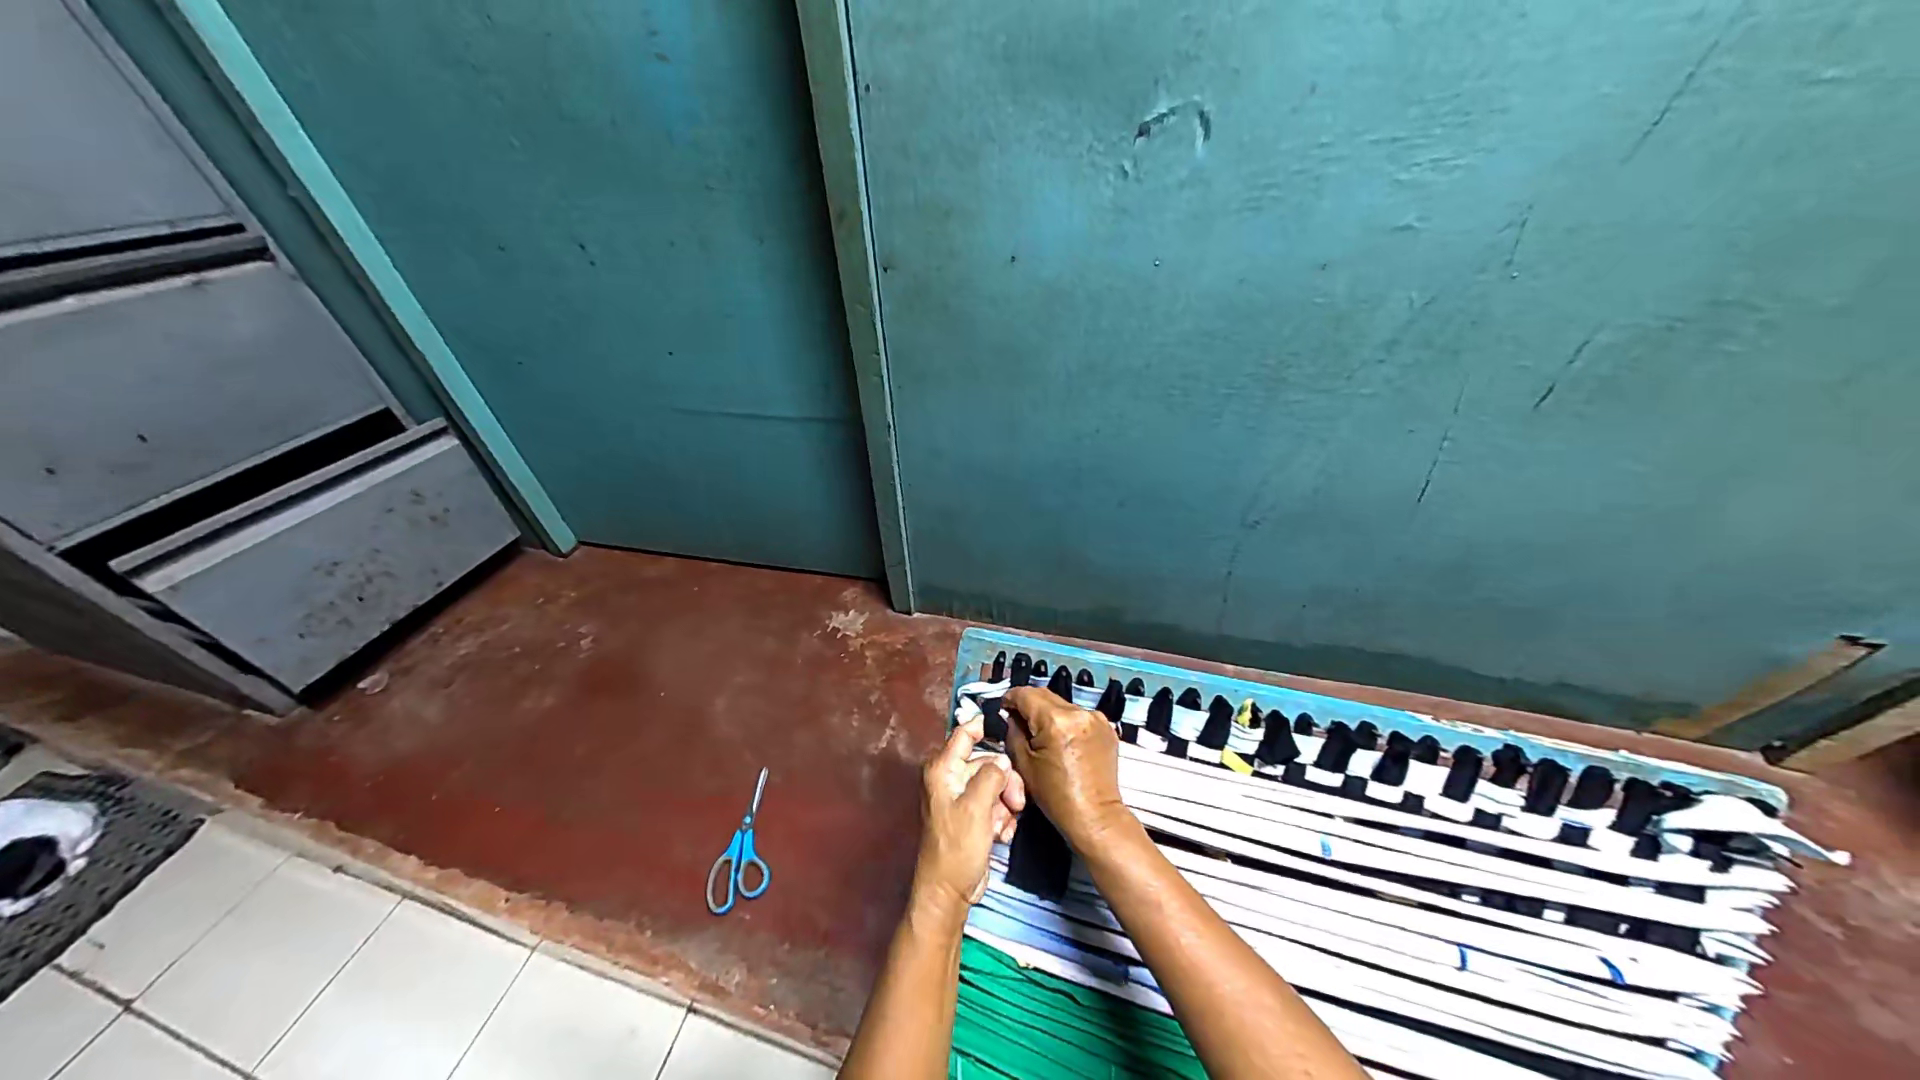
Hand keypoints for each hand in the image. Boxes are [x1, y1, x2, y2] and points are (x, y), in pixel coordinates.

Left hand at [911, 719, 1026, 918]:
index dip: (986, 727)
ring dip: (1006, 803)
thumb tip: (1003, 760)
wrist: (949, 891)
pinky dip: (1002, 816)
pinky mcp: (972, 815)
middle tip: (1017, 803)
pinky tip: (1003, 834)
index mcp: (942, 769)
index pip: (965, 733)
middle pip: (987, 761)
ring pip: (995, 783)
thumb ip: (991, 775)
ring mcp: (961, 797)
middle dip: (1006, 781)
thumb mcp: (977, 806)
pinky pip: (994, 803)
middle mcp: (949, 777)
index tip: (1012, 729)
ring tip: (1006, 825)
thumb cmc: (957, 847)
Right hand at [1003, 687, 1132, 850]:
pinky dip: (1067, 722)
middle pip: (1045, 695)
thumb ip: (1014, 732)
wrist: (1095, 816)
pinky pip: (1079, 715)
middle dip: (1029, 704)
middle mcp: (1078, 713)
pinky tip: (1063, 741)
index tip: (1004, 707)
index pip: (1026, 694)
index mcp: (1055, 721)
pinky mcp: (1106, 727)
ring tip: (1042, 734)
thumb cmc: (1057, 796)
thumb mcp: (1024, 764)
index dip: (1010, 698)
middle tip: (1018, 720)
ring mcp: (1095, 719)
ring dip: (1049, 713)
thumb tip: (1012, 716)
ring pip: (1062, 704)